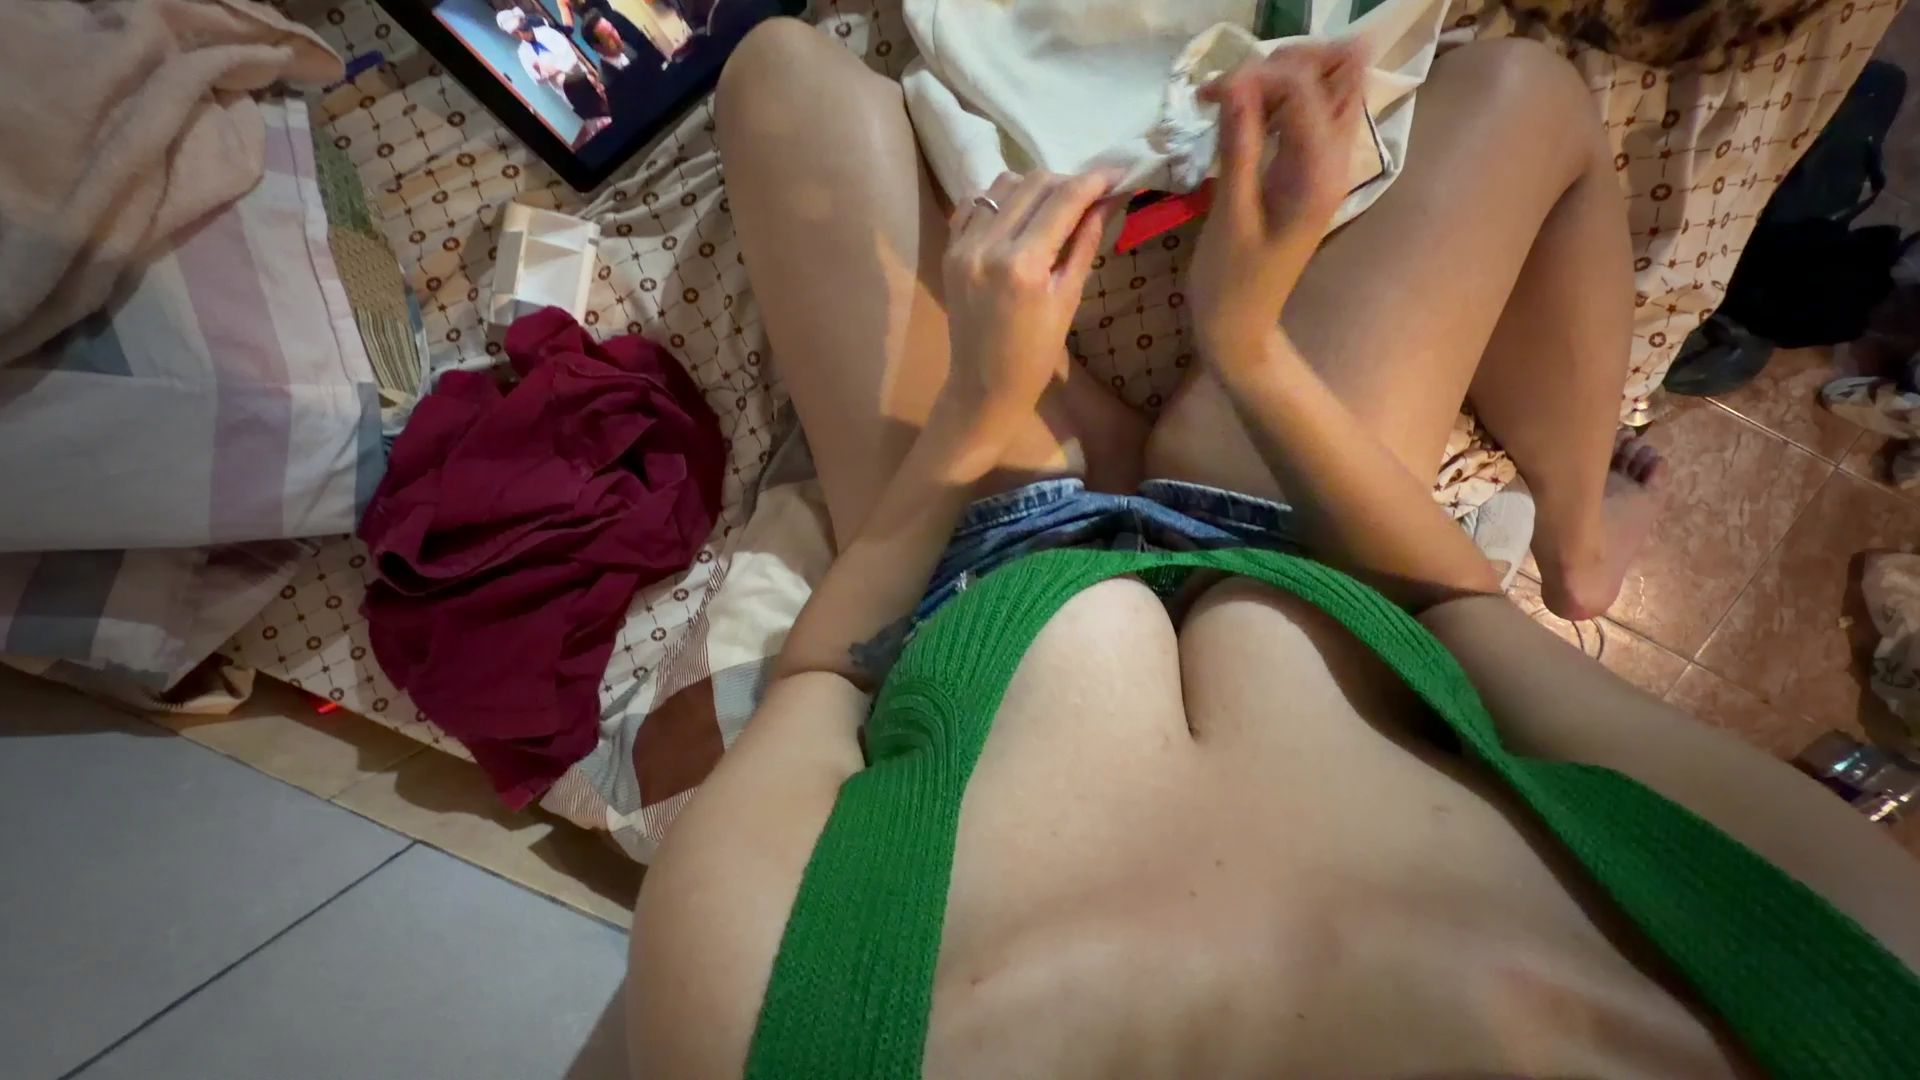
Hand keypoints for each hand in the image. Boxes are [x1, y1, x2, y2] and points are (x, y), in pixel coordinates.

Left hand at [941, 170, 1117, 431]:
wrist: (983, 386)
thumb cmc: (1035, 354)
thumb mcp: (1068, 299)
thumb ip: (1085, 243)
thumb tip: (1108, 199)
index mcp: (1023, 264)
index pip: (1064, 199)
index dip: (1095, 180)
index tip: (1118, 172)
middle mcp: (988, 246)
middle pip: (1033, 183)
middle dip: (1067, 181)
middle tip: (1089, 194)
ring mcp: (963, 246)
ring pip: (1003, 185)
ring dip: (1033, 186)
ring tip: (1053, 206)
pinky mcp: (950, 251)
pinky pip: (975, 203)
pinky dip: (999, 199)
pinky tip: (1017, 215)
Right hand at [1188, 43, 1366, 365]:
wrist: (1241, 329)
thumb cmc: (1229, 284)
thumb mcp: (1229, 217)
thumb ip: (1238, 147)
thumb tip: (1235, 83)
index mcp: (1318, 173)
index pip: (1306, 87)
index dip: (1259, 75)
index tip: (1211, 93)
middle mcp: (1334, 160)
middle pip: (1340, 71)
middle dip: (1287, 63)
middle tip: (1234, 89)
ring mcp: (1324, 165)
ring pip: (1328, 87)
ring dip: (1284, 80)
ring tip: (1234, 102)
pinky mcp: (1306, 173)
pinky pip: (1307, 116)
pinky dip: (1278, 104)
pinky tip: (1242, 120)